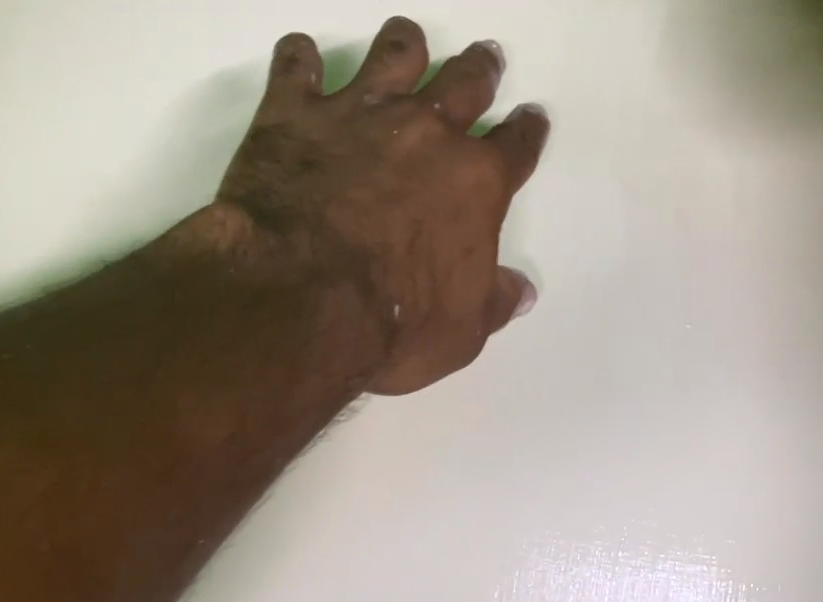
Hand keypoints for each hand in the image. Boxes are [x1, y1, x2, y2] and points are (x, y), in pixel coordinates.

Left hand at [215, 17, 549, 395]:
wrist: (301, 303)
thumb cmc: (392, 329)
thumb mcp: (459, 334)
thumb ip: (492, 304)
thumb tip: (520, 292)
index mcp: (475, 185)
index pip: (515, 147)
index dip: (527, 134)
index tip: (530, 122)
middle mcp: (424, 135)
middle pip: (465, 83)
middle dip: (480, 72)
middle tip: (484, 63)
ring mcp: (357, 115)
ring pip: (394, 53)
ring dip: (404, 47)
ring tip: (406, 46)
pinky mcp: (292, 114)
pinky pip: (297, 65)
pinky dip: (300, 61)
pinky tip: (303, 66)